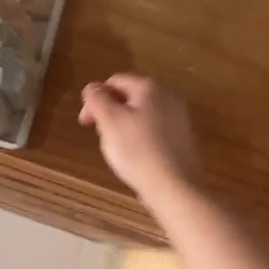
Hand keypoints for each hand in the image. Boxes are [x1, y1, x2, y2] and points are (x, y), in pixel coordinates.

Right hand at [78, 74, 199, 203]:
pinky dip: (140, 138)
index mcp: (150, 87)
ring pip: (141, 114)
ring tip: (117, 149)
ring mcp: (179, 117)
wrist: (174, 187)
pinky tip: (135, 156)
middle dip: (110, 113)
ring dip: (123, 126)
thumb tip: (92, 87)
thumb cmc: (138, 151)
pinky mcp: (183, 138)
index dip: (95, 100)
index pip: (114, 82)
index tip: (85, 124)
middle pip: (129, 97)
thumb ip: (97, 99)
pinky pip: (153, 130)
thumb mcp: (109, 121)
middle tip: (101, 136)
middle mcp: (169, 96)